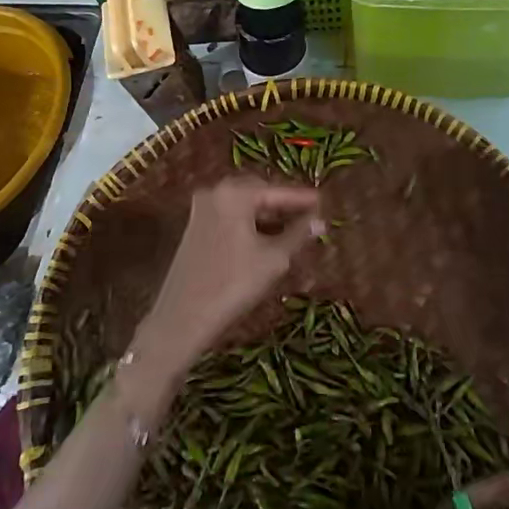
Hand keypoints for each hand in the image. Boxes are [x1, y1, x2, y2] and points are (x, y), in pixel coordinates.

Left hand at [132, 179, 322, 381]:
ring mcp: (202, 209)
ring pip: (245, 207)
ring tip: (296, 230)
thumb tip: (321, 221)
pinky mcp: (196, 227)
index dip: (303, 198)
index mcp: (235, 193)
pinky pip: (231, 217)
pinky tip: (270, 239)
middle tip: (312, 217)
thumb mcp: (274, 259)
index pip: (278, 190)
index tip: (325, 201)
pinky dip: (251, 225)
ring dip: (269, 217)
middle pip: (260, 193)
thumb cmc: (233, 284)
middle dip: (285, 206)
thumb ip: (299, 234)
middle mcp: (215, 192)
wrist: (182, 317)